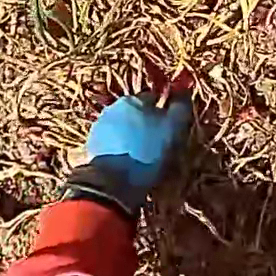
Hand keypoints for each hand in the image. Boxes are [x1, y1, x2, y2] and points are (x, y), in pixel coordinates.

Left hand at [65, 94, 193, 216]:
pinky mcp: (91, 145)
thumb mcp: (173, 129)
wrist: (113, 181)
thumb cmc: (148, 150)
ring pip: (123, 127)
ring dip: (132, 136)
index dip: (165, 112)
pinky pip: (112, 142)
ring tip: (143, 155)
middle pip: (136, 112)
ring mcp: (100, 127)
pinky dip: (120, 148)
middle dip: (146, 122)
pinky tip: (128, 162)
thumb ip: (180, 108)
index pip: (154, 98)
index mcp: (135, 100)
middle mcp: (114, 108)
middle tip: (157, 141)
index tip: (170, 127)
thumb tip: (184, 93)